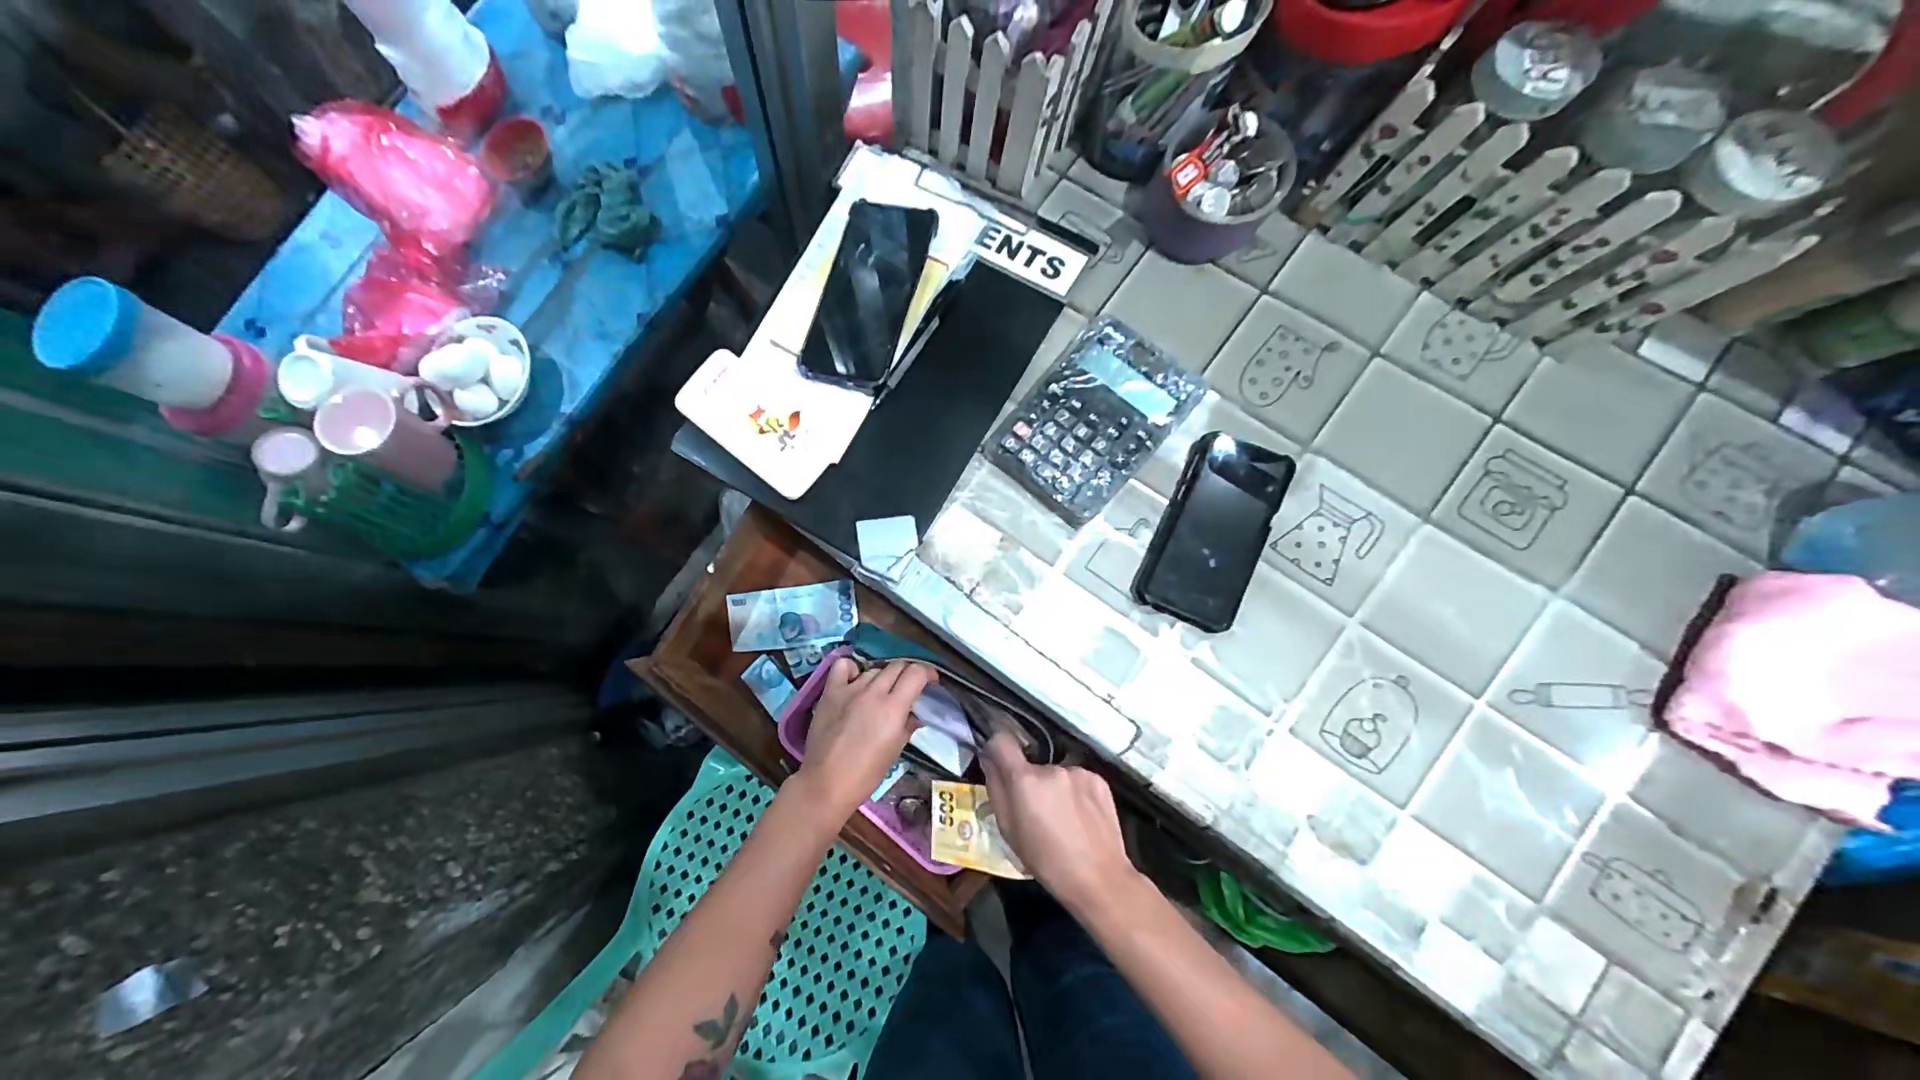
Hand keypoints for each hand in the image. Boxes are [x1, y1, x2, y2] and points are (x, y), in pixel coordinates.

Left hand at [795, 658, 934, 822]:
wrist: (826, 783)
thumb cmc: (866, 774)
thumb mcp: (895, 751)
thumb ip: (908, 726)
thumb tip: (915, 715)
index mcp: (893, 708)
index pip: (916, 673)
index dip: (927, 673)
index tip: (930, 681)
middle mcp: (873, 692)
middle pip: (897, 666)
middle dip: (908, 673)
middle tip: (908, 687)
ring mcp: (849, 690)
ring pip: (874, 669)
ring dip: (883, 677)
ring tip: (881, 692)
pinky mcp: (830, 692)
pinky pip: (843, 667)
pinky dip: (853, 669)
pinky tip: (855, 680)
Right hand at [980, 733, 1140, 914]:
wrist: (1098, 877)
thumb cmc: (1045, 860)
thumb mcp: (1008, 830)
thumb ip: (996, 789)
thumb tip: (988, 759)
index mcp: (1024, 779)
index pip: (1002, 740)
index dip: (997, 748)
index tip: (998, 761)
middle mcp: (1052, 767)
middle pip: (1032, 765)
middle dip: (1031, 782)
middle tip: (1037, 811)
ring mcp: (1078, 771)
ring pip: (1056, 774)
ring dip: (1055, 788)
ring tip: (1063, 819)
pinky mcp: (1099, 780)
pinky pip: (1078, 780)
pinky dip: (1075, 793)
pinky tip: (1081, 818)